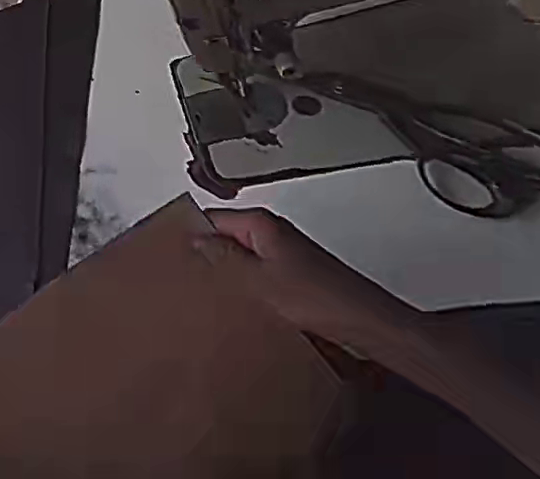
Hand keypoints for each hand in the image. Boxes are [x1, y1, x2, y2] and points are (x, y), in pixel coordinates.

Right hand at [195, 207, 424, 355]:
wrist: (365, 322)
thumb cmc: (321, 298)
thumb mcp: (259, 280)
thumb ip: (224, 258)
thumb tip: (197, 240)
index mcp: (260, 223)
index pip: (213, 218)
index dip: (193, 232)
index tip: (174, 248)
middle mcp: (271, 230)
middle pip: (226, 233)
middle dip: (209, 252)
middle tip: (191, 273)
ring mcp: (283, 250)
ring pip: (241, 252)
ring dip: (229, 269)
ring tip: (214, 290)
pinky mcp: (292, 270)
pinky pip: (257, 268)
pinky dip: (246, 281)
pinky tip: (243, 301)